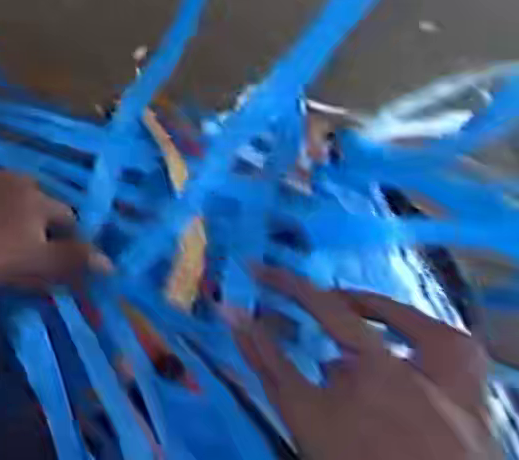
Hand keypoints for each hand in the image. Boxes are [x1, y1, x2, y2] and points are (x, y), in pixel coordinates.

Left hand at [0, 169, 104, 288]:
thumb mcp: (44, 264)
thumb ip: (77, 259)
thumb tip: (108, 261)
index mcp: (37, 198)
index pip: (66, 216)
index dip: (67, 236)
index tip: (58, 253)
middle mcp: (10, 177)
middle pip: (35, 194)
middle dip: (38, 213)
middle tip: (27, 238)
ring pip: (5, 186)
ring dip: (9, 200)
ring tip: (0, 224)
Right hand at [235, 269, 491, 459]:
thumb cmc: (351, 457)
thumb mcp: (297, 407)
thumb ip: (266, 356)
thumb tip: (231, 310)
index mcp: (389, 372)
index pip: (332, 310)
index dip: (290, 284)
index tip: (256, 270)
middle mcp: (440, 388)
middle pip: (433, 333)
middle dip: (382, 308)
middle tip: (337, 302)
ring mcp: (471, 418)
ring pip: (460, 363)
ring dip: (411, 340)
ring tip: (366, 339)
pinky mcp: (479, 441)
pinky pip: (455, 390)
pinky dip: (419, 374)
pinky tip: (384, 387)